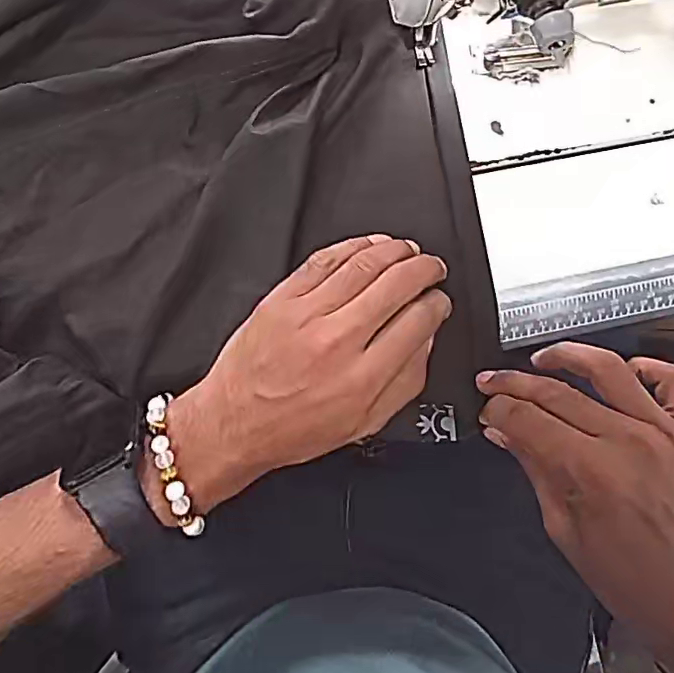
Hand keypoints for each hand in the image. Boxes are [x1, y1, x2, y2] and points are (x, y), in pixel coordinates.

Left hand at [153, 235, 450, 522]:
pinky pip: (324, 260)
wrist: (234, 422)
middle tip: (432, 268)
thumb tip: (426, 340)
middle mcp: (337, 341)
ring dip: (394, 250)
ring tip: (408, 250)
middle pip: (396, 284)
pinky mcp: (282, 299)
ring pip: (363, 264)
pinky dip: (353, 246)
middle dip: (424, 269)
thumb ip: (404, 382)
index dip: (437, 303)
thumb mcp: (363, 422)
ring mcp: (306, 315)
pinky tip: (368, 245)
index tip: (439, 300)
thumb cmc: (293, 427)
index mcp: (362, 377)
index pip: (418, 321)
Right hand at [477, 342, 673, 672]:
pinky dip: (646, 366)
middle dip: (513, 382)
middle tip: (494, 382)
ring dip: (568, 355)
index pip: (527, 417)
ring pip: (609, 367)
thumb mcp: (565, 531)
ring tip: (543, 359)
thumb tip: (506, 433)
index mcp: (593, 473)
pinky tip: (623, 371)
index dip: (497, 408)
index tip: (487, 409)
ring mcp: (664, 434)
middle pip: (557, 390)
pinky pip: (673, 380)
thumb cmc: (637, 584)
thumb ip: (535, 470)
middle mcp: (629, 443)